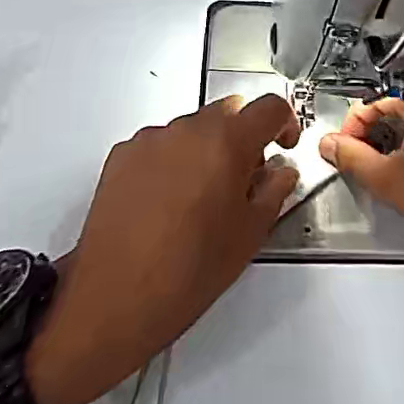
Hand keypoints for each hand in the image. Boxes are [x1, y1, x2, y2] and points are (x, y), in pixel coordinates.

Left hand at [25, 94, 300, 403]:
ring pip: (192, 129)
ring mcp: (150, 141)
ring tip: (204, 199)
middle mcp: (187, 131)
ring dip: (206, 150)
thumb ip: (274, 191)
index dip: (285, 123)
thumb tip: (279, 174)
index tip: (283, 141)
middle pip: (229, 112)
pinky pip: (159, 145)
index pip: (270, 108)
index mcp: (227, 142)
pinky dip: (172, 161)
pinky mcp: (121, 156)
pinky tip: (172, 203)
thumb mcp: (250, 233)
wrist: (118, 295)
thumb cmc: (185, 270)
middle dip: (244, 138)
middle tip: (246, 179)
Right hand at [319, 83, 403, 287]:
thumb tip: (332, 145)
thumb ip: (353, 158)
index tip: (346, 147)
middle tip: (366, 162)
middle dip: (378, 133)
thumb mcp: (393, 183)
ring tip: (395, 172)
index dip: (355, 125)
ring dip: (402, 139)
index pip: (379, 98)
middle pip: (403, 103)